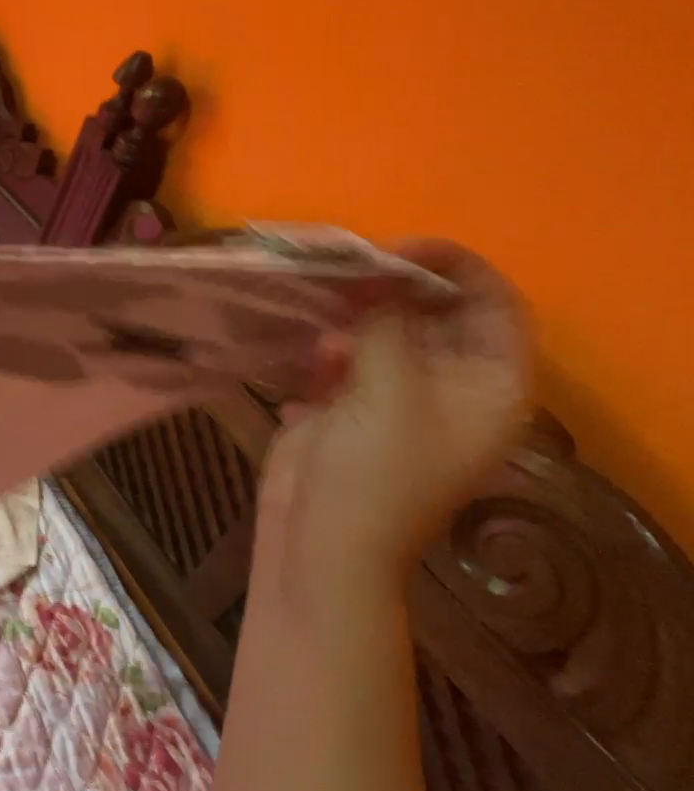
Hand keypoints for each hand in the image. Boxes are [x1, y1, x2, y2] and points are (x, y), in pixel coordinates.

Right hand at [254, 240, 530, 602]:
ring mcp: (393, 400)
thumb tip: (373, 277)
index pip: (491, 303)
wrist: (320, 541)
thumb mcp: (389, 391)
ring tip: (313, 318)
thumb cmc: (373, 472)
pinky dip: (319, 354)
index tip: (390, 249)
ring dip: (347, 323)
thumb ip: (385, 326)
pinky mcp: (343, 413)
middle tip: (338, 271)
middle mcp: (449, 386)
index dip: (450, 268)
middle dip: (388, 291)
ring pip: (377, 338)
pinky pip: (338, 365)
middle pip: (431, 316)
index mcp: (489, 384)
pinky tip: (300, 361)